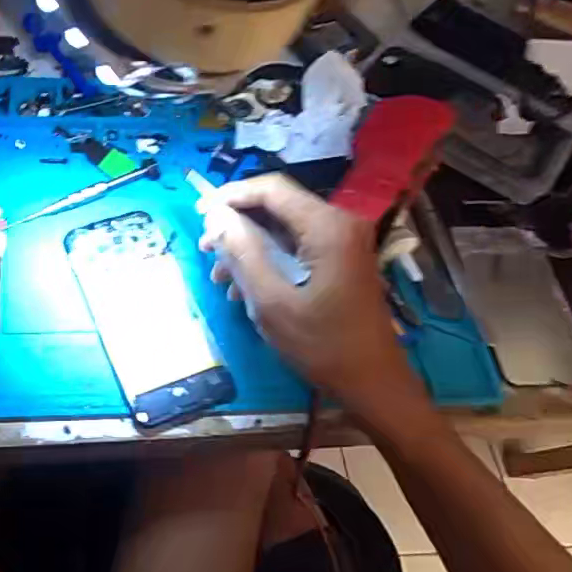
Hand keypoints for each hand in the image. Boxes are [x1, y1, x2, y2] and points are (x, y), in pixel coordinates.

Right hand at [197, 174, 416, 406]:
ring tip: (220, 275)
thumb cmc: (322, 343)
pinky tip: (244, 287)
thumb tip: (216, 217)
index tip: (199, 215)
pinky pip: (294, 246)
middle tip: (206, 250)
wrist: (372, 382)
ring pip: (281, 228)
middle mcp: (338, 225)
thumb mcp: (271, 300)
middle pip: (276, 207)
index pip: (271, 189)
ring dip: (247, 246)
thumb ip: (242, 252)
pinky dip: (266, 259)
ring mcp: (341, 242)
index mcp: (327, 228)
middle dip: (236, 225)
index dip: (231, 196)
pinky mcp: (338, 259)